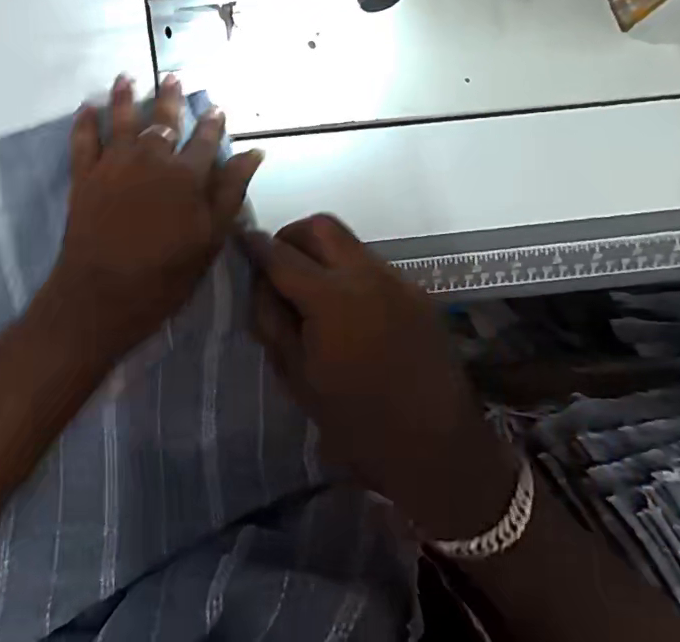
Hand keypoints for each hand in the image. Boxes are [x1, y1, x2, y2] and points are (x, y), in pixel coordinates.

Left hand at [39, 74, 263, 359]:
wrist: (105, 291)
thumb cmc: (166, 273)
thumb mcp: (210, 238)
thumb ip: (230, 192)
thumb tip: (253, 154)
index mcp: (186, 175)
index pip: (204, 140)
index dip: (212, 122)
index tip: (216, 106)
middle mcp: (150, 159)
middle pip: (163, 121)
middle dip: (170, 98)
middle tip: (172, 77)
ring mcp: (114, 164)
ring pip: (121, 120)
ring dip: (124, 96)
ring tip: (126, 77)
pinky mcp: (84, 175)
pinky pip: (83, 140)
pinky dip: (84, 122)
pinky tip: (86, 107)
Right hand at [244, 214, 519, 540]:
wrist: (440, 452)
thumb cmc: (356, 421)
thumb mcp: (295, 374)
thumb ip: (272, 319)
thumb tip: (260, 282)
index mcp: (331, 299)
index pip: (280, 254)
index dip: (254, 245)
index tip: (239, 241)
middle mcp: (367, 277)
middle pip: (320, 227)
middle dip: (290, 237)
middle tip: (276, 266)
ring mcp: (398, 282)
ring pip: (348, 243)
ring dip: (321, 254)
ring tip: (311, 292)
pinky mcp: (418, 295)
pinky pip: (372, 265)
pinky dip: (347, 272)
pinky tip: (345, 311)